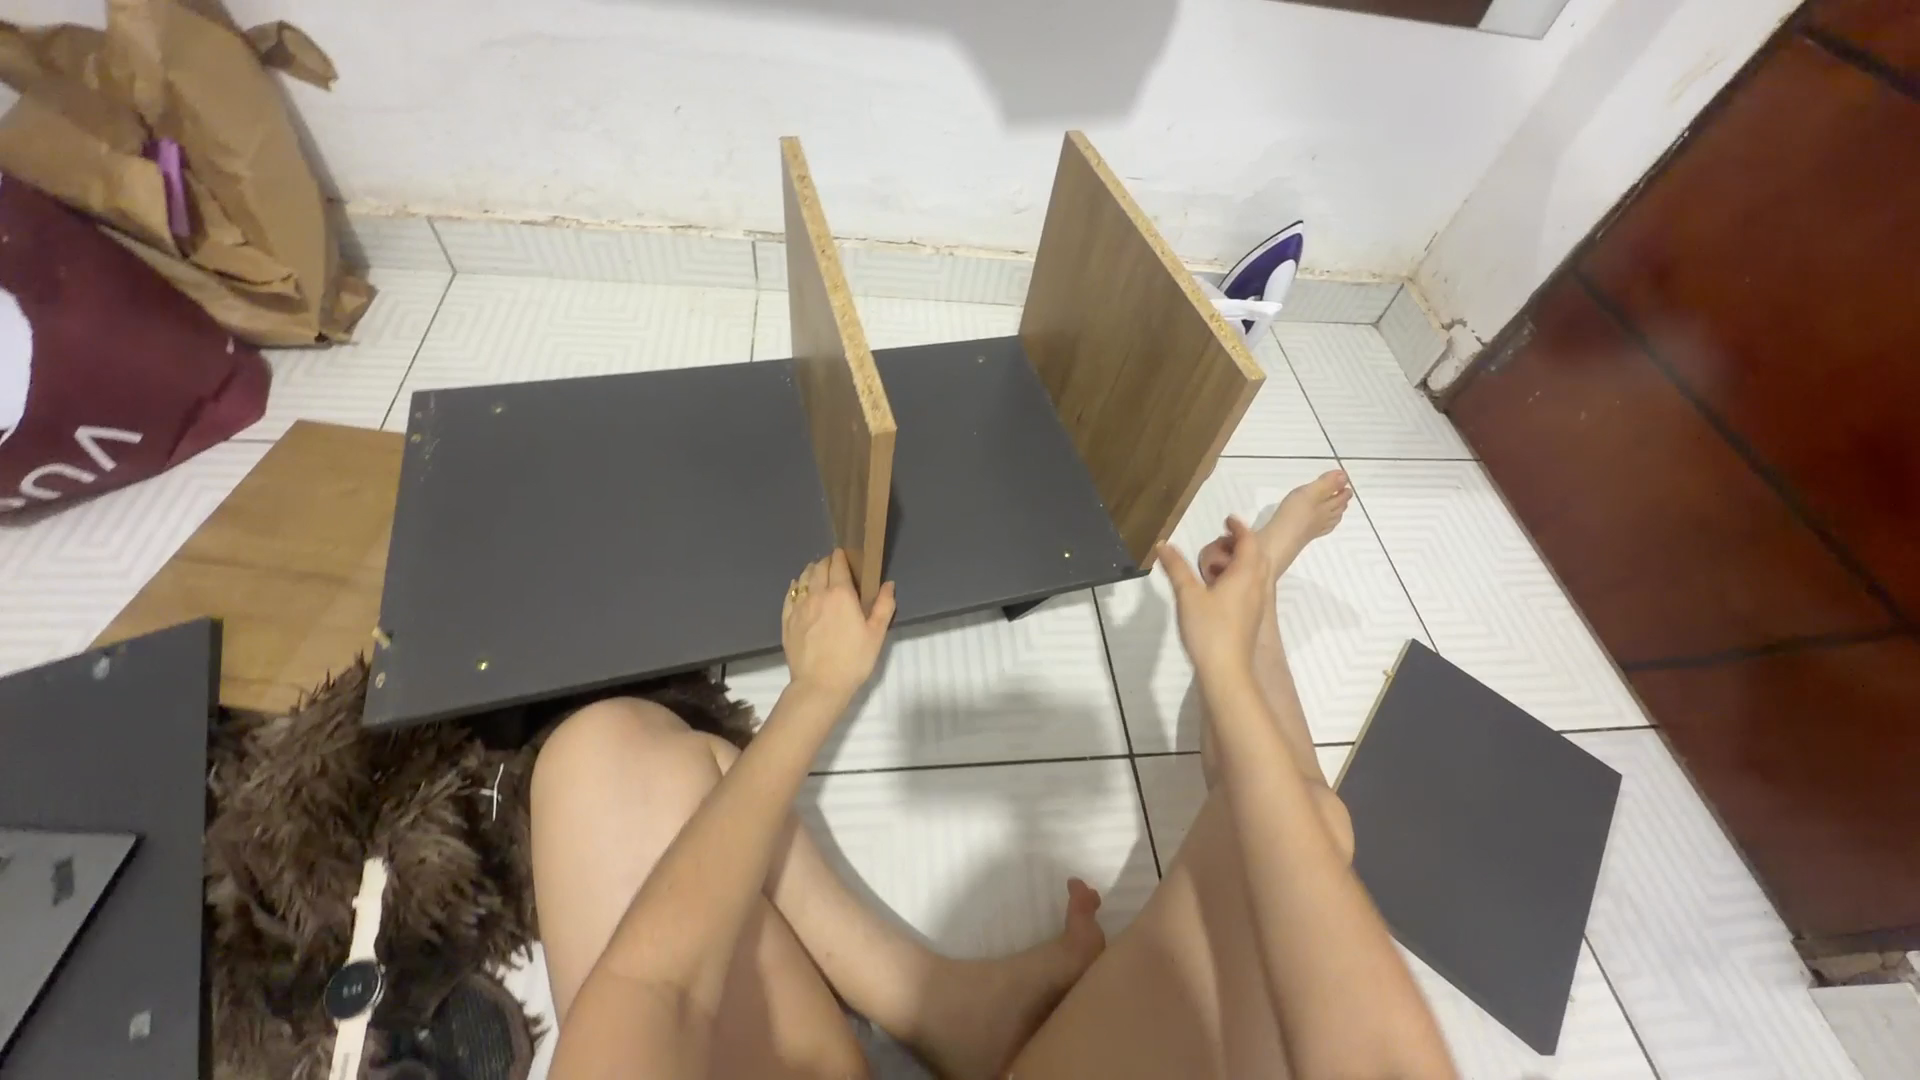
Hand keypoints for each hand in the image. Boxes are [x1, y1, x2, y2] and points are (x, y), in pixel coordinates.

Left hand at [781, 550, 896, 700]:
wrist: (819, 684)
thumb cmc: (853, 659)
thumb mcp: (876, 634)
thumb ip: (884, 606)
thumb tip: (888, 584)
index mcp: (841, 594)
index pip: (838, 566)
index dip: (840, 557)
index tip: (843, 553)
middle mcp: (817, 595)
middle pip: (819, 569)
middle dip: (826, 561)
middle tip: (832, 562)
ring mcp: (799, 607)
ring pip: (803, 579)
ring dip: (810, 571)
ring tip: (815, 569)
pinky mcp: (787, 621)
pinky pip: (789, 596)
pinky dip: (795, 586)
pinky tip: (797, 586)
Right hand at [1158, 517, 1270, 678]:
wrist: (1226, 670)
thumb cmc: (1208, 629)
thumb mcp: (1188, 594)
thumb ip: (1176, 567)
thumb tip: (1163, 544)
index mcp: (1245, 574)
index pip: (1248, 542)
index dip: (1239, 527)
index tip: (1227, 519)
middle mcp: (1257, 586)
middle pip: (1257, 555)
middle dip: (1242, 542)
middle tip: (1222, 539)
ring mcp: (1257, 604)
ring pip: (1257, 573)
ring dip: (1243, 560)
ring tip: (1219, 562)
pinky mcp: (1252, 618)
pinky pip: (1252, 587)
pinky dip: (1241, 577)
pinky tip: (1220, 588)